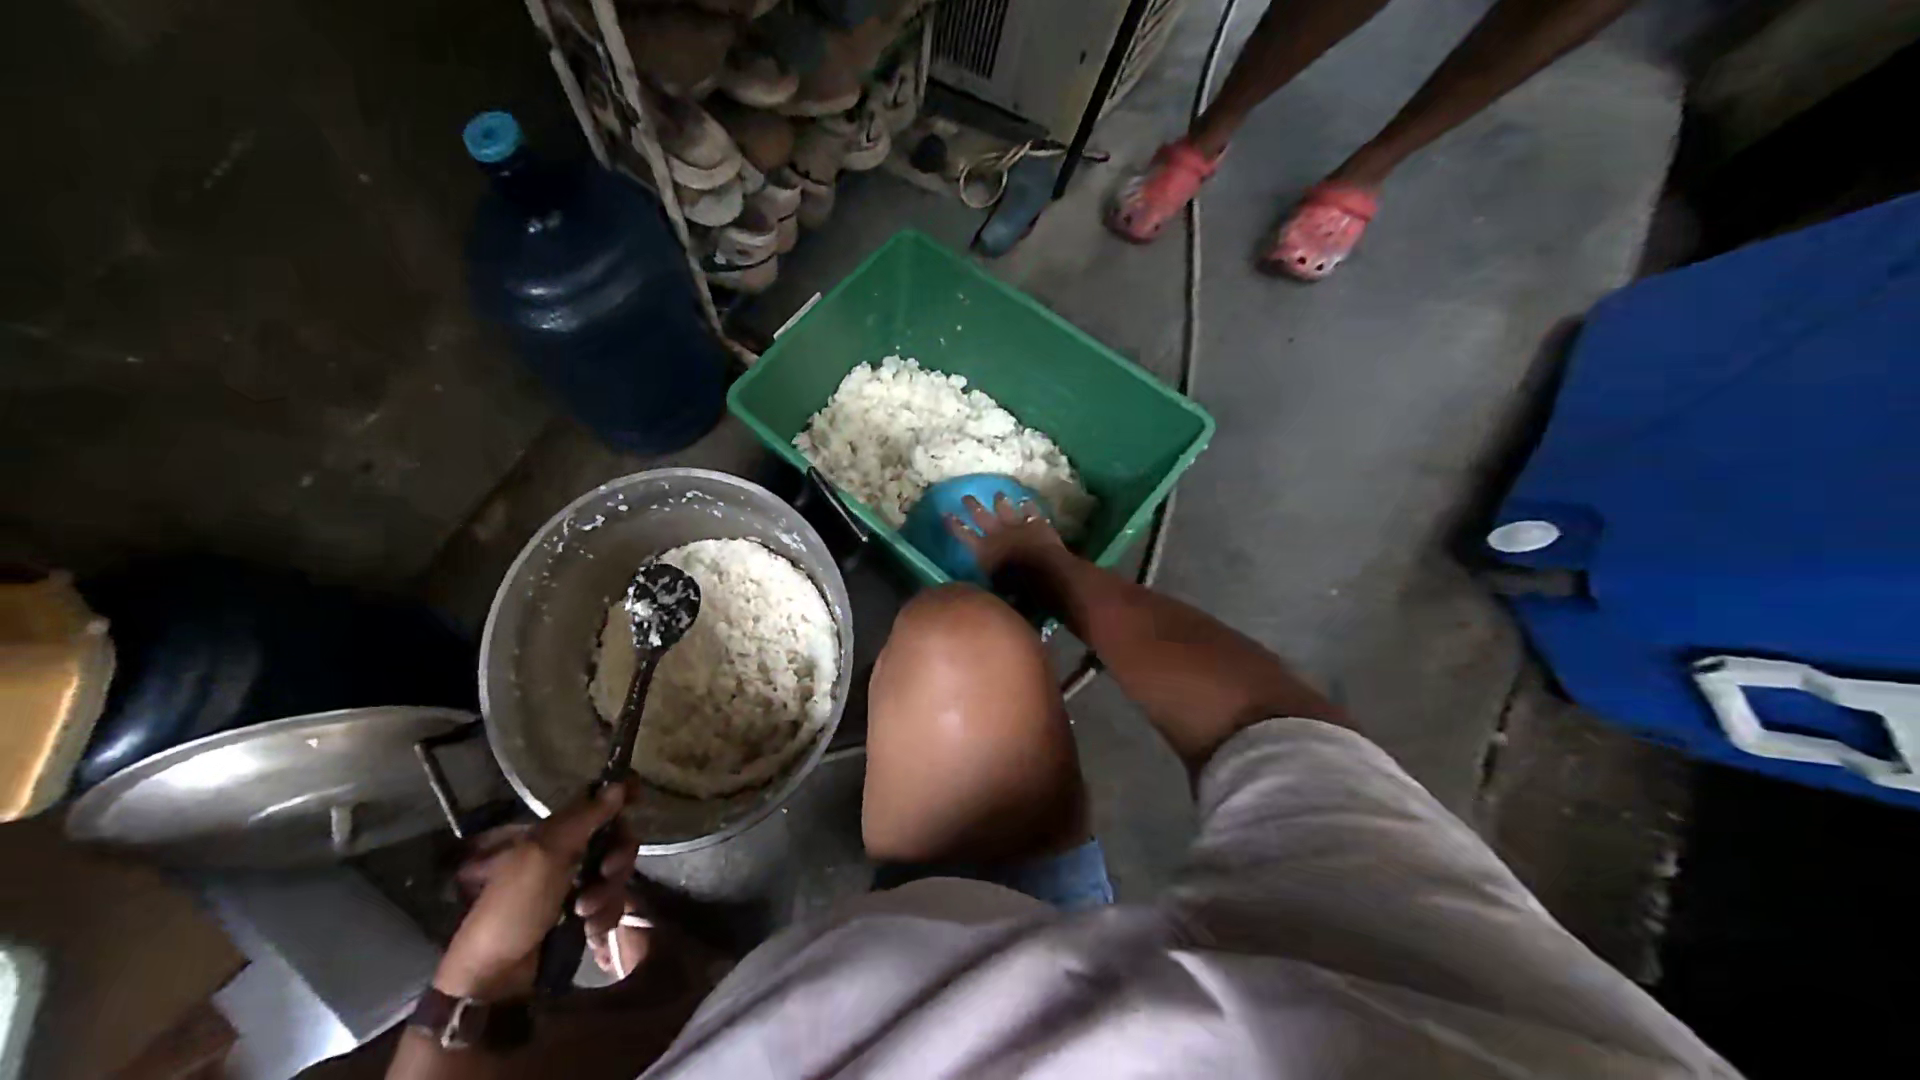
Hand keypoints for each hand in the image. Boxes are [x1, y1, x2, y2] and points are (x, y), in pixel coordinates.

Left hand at [435, 777, 641, 1001]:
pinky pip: (613, 903)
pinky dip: (604, 916)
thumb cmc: (514, 908)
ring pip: (618, 874)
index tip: (639, 798)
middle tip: (605, 873)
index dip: (621, 795)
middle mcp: (571, 853)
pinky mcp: (585, 914)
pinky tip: (588, 931)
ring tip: (584, 914)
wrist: (495, 977)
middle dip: (617, 858)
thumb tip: (618, 784)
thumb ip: (584, 818)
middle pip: (618, 839)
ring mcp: (578, 885)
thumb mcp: (546, 855)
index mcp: (556, 833)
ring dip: (608, 894)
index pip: (597, 801)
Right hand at [945, 493, 1068, 579]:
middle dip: (973, 505)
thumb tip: (985, 586)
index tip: (946, 513)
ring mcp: (1017, 525)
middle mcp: (997, 533)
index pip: (964, 534)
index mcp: (984, 550)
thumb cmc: (1018, 586)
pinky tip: (1027, 501)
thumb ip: (989, 582)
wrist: (1045, 572)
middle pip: (981, 515)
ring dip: (1001, 501)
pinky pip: (1031, 511)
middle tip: (966, 496)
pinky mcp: (1036, 524)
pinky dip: (1028, 506)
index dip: (954, 525)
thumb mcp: (996, 589)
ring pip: (1006, 508)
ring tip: (998, 494)